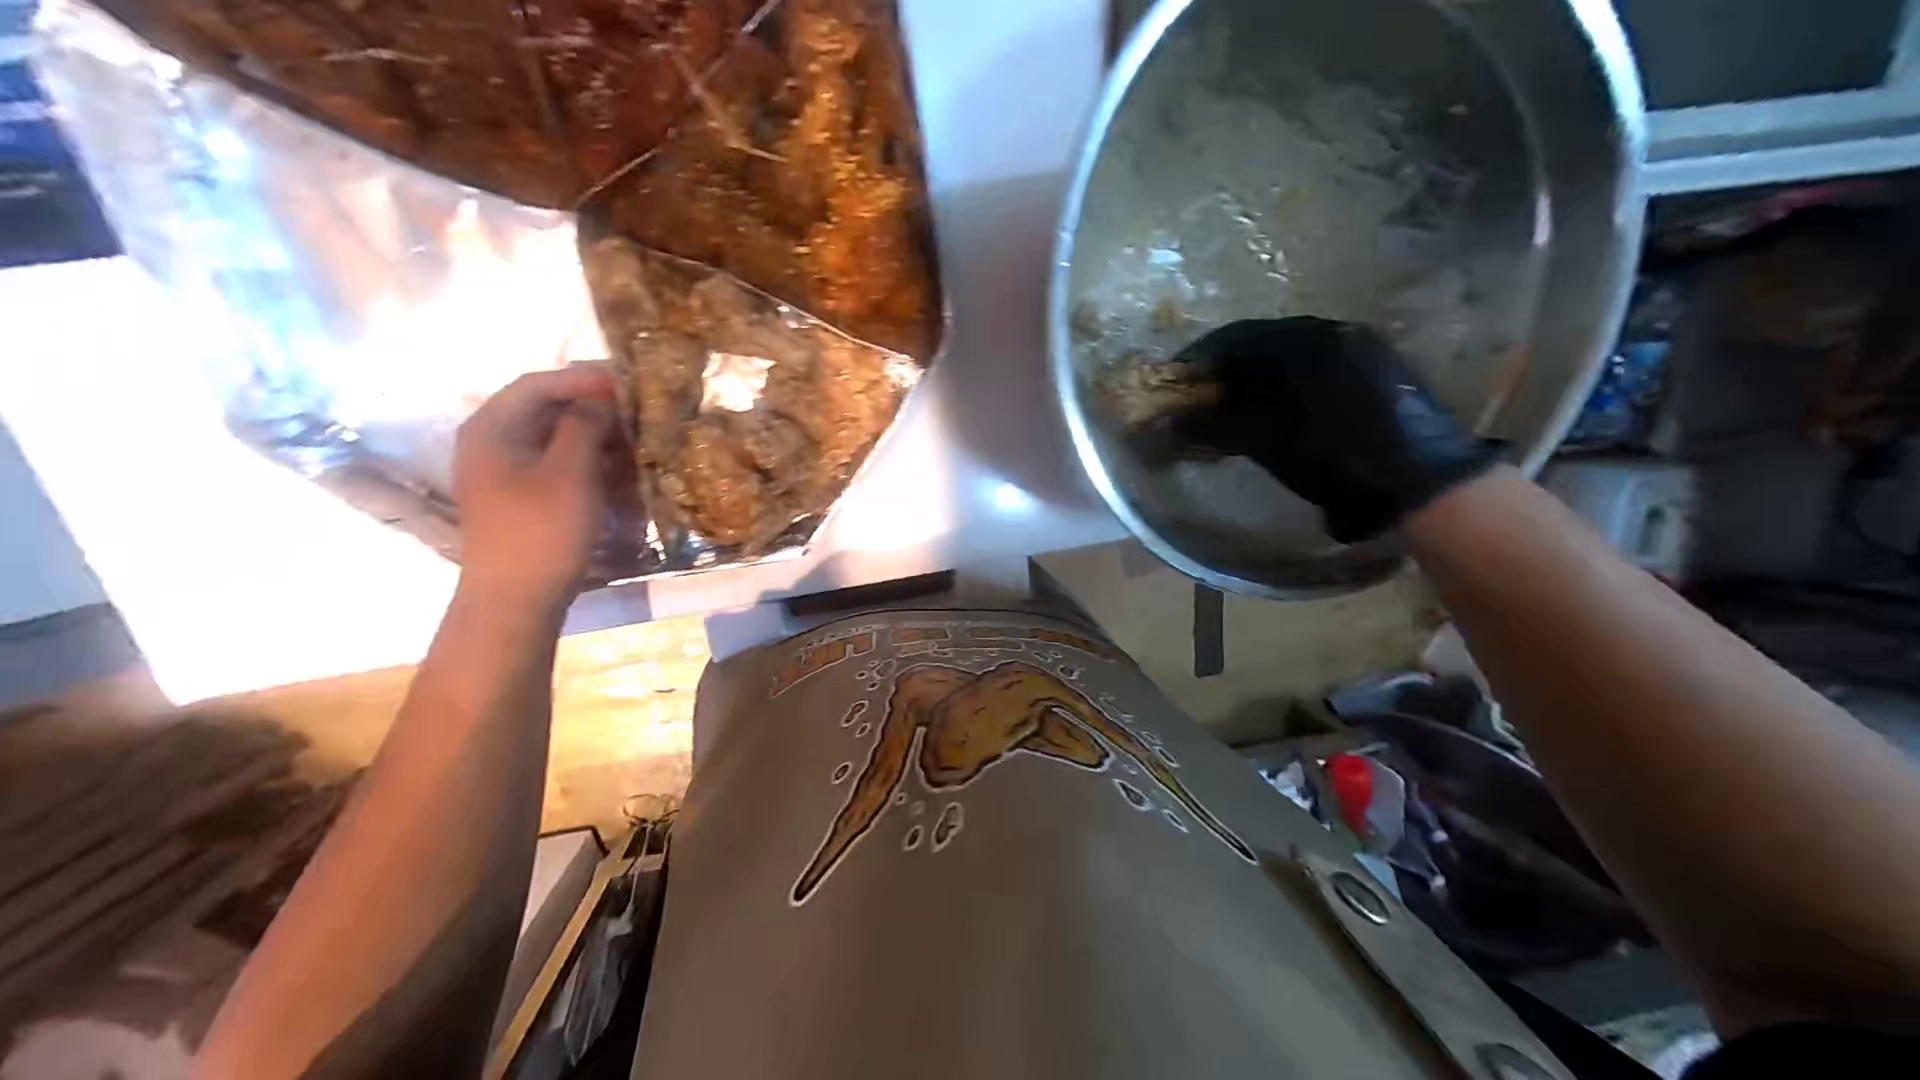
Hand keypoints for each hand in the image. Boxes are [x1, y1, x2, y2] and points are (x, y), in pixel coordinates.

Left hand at [453, 364, 616, 607]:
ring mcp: (507, 470)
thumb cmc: (541, 531)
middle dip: (594, 406)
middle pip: (546, 408)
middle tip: (637, 408)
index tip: (627, 380)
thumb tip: (601, 398)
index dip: (584, 378)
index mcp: (492, 428)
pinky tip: (621, 467)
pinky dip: (590, 459)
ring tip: (636, 437)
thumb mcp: (570, 473)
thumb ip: (585, 425)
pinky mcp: (524, 495)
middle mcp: (493, 441)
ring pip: (556, 436)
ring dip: (597, 434)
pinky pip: (559, 463)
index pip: (539, 384)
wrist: (516, 600)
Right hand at [1173, 317, 1499, 542]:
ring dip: (1260, 374)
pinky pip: (1320, 365)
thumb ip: (1219, 426)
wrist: (1423, 485)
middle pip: (1268, 340)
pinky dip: (1289, 381)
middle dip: (1230, 366)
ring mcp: (1365, 349)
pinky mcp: (1380, 370)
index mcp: (1310, 342)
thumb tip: (1176, 422)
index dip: (1204, 356)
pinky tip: (1277, 408)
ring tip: (1234, 403)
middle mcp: (1338, 332)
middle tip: (1203, 393)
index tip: (1179, 377)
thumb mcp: (1270, 443)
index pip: (1240, 336)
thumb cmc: (1339, 458)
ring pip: (1295, 353)